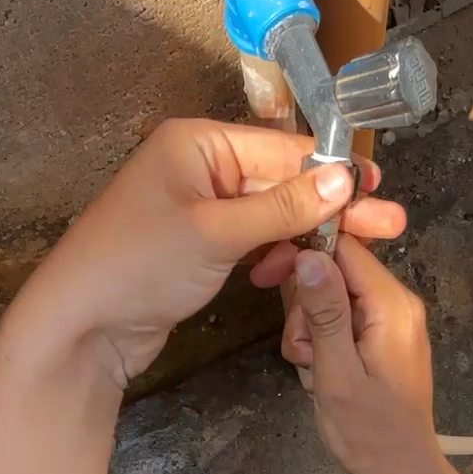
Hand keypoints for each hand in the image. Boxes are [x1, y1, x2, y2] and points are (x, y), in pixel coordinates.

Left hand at [11, 119, 404, 387]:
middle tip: (388, 225)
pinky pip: (250, 245)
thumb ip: (282, 208)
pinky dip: (271, 259)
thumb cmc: (139, 266)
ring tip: (339, 261)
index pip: (281, 150)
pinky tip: (283, 277)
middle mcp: (199, 171)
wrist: (84, 327)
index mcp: (198, 146)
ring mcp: (198, 212)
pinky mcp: (198, 251)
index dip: (331, 172)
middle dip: (330, 209)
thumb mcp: (217, 232)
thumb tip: (342, 181)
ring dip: (301, 239)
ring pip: (268, 219)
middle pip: (279, 184)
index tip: (377, 188)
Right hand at [282, 236, 441, 473]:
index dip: (304, 257)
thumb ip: (324, 313)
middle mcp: (397, 305)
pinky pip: (342, 327)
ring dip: (312, 337)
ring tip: (319, 376)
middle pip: (334, 275)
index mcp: (391, 305)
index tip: (274, 281)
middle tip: (309, 357)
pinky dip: (325, 350)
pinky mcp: (382, 343)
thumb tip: (308, 255)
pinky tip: (327, 380)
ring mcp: (390, 324)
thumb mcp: (337, 373)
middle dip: (307, 313)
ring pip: (332, 304)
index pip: (343, 247)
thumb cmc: (369, 433)